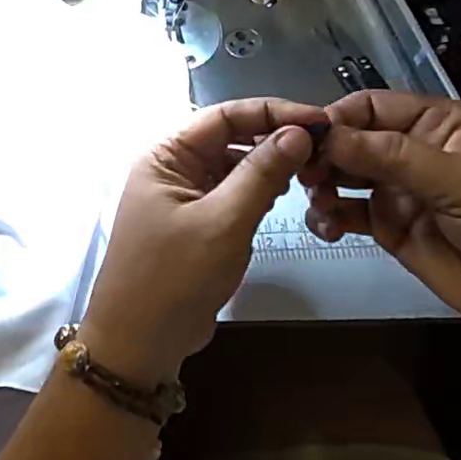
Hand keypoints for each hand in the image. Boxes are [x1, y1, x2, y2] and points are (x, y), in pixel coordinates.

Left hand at [79, 98, 325, 382]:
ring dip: (269, 163)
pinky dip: (259, 188)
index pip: (226, 115)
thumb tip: (300, 132)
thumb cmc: (173, 278)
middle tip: (320, 145)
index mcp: (166, 154)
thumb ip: (262, 173)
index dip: (274, 112)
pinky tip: (283, 192)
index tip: (317, 119)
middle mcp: (173, 166)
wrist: (139, 347)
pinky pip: (233, 190)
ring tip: (308, 168)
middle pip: (231, 136)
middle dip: (274, 137)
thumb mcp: (223, 222)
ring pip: (235, 163)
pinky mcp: (198, 220)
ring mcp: (185, 194)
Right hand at [306, 90, 460, 335]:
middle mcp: (412, 152)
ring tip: (314, 199)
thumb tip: (328, 133)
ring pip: (345, 176)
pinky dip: (330, 217)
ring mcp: (401, 192)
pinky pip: (350, 215)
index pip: (373, 106)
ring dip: (321, 182)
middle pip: (353, 139)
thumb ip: (397, 158)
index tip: (304, 136)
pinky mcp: (394, 231)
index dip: (337, 117)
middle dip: (324, 151)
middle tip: (299, 172)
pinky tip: (324, 226)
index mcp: (436, 124)